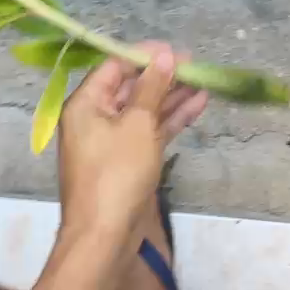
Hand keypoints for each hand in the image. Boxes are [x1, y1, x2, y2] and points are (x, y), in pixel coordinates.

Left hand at [57, 43, 207, 244]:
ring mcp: (113, 140)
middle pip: (132, 87)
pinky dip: (171, 119)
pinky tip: (197, 106)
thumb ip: (152, 87)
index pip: (115, 66)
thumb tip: (164, 57)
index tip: (174, 51)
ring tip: (203, 83)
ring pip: (145, 108)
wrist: (105, 238)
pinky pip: (150, 130)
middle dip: (163, 76)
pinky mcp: (128, 159)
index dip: (144, 55)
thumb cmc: (116, 173)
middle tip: (194, 66)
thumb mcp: (138, 124)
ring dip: (172, 96)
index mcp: (86, 104)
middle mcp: (95, 117)